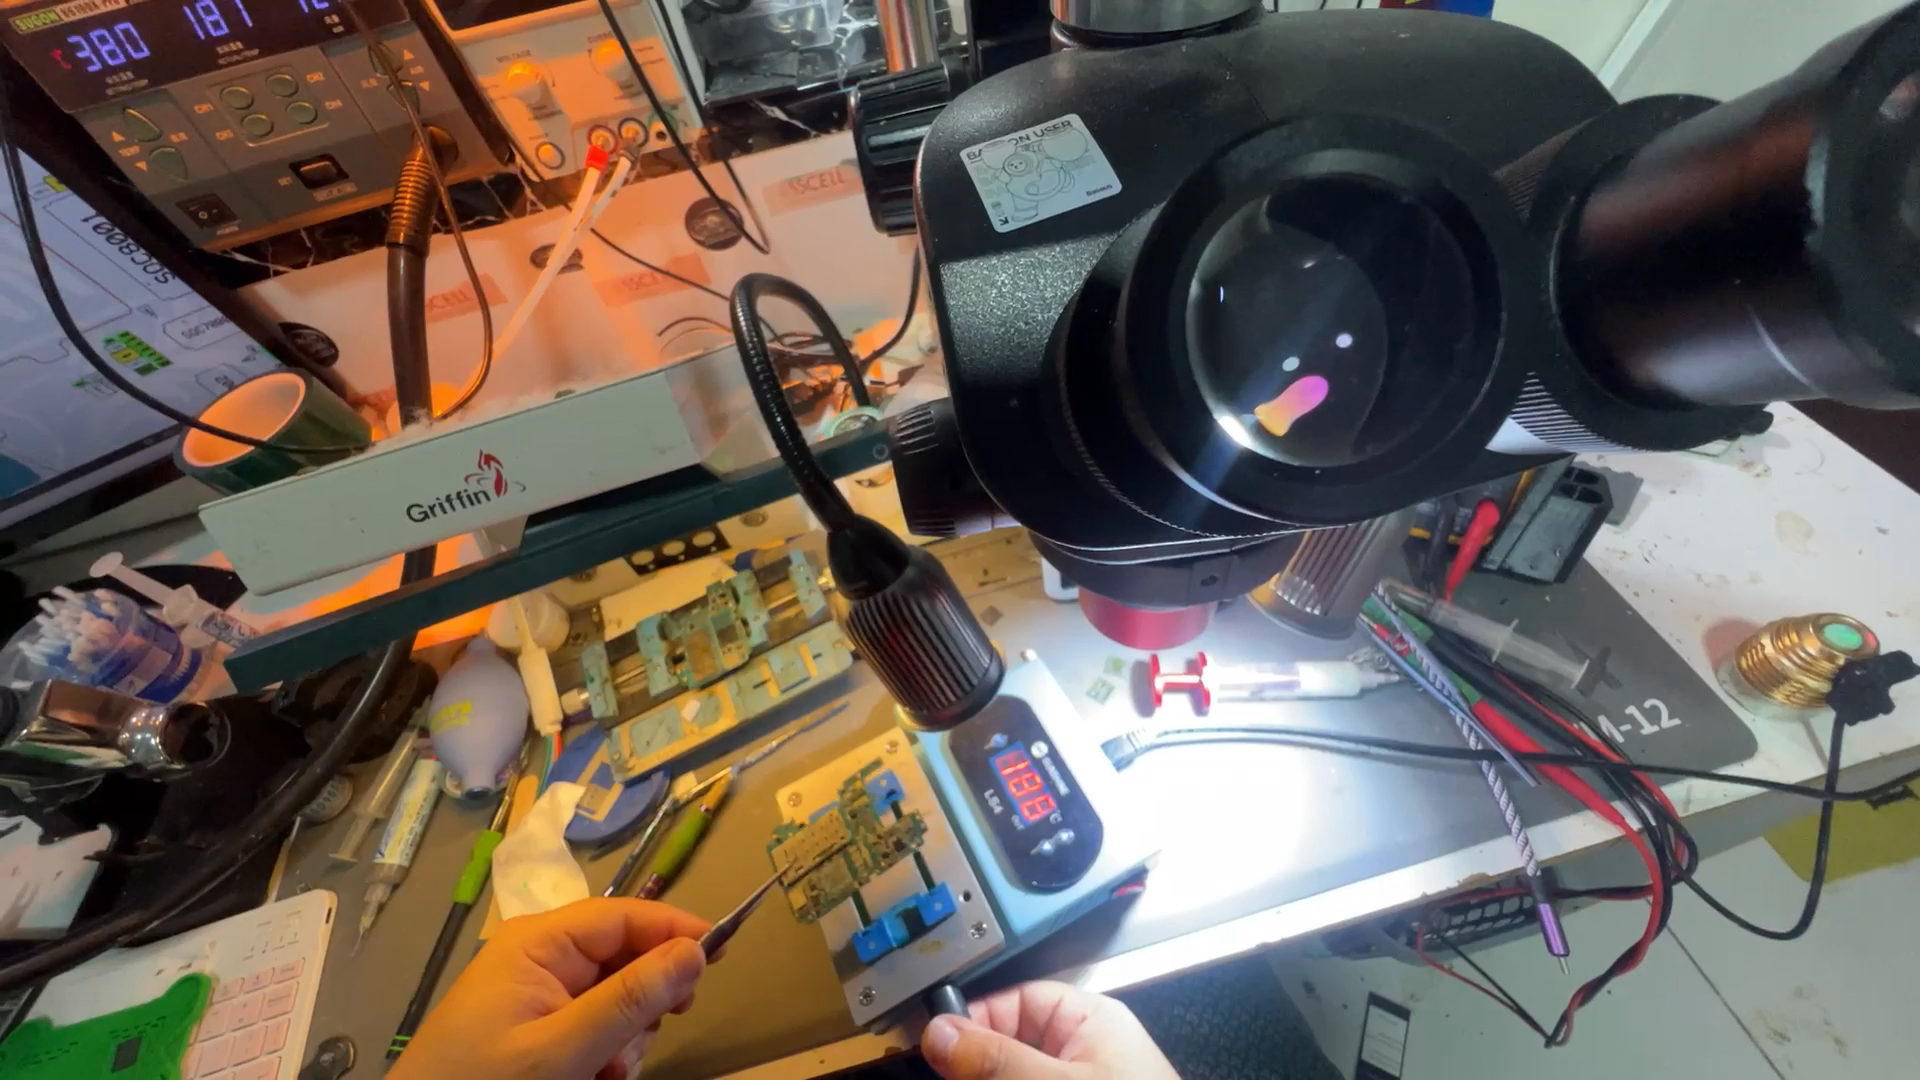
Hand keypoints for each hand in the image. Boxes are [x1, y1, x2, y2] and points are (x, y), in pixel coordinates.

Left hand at [388, 898, 710, 1079]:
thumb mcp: (560, 1052)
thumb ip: (629, 1000)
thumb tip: (697, 950)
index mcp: (539, 941)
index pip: (626, 914)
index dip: (675, 927)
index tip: (721, 950)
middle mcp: (540, 954)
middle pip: (624, 951)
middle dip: (649, 990)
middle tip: (674, 1020)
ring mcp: (535, 990)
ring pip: (614, 989)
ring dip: (629, 1028)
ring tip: (618, 1070)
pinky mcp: (532, 1024)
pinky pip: (591, 1019)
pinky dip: (607, 1046)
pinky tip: (602, 1076)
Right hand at [921, 981, 1177, 1079]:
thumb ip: (999, 1060)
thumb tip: (940, 1032)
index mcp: (1089, 1020)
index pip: (1015, 1001)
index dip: (973, 1021)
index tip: (935, 1047)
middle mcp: (1084, 1053)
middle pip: (1010, 1046)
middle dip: (976, 1066)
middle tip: (940, 1078)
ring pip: (1014, 1075)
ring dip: (985, 1079)